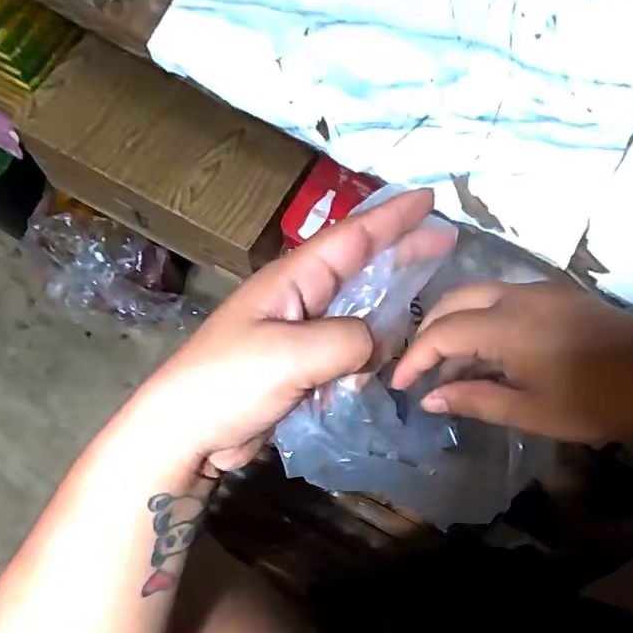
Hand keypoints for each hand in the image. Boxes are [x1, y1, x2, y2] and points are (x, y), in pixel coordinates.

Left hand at [123, 189, 456, 475]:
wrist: (187, 433)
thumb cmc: (229, 382)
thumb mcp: (292, 354)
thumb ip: (349, 341)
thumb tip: (379, 345)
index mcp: (293, 280)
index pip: (351, 238)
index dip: (392, 218)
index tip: (430, 199)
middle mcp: (299, 299)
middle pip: (359, 266)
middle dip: (401, 251)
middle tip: (445, 241)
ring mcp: (299, 334)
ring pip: (358, 308)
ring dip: (392, 300)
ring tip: (429, 294)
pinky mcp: (301, 367)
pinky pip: (349, 347)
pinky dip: (374, 345)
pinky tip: (395, 350)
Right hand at [390, 281, 632, 443]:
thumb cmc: (595, 403)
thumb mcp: (529, 410)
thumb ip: (474, 399)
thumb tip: (430, 398)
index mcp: (508, 324)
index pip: (442, 331)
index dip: (415, 357)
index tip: (400, 384)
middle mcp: (520, 295)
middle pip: (456, 300)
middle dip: (429, 331)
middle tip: (418, 368)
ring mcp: (542, 290)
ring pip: (480, 294)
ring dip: (457, 324)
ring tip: (450, 367)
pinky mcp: (560, 295)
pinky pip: (505, 298)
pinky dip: (483, 320)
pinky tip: (486, 354)